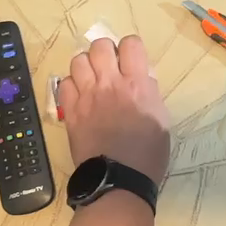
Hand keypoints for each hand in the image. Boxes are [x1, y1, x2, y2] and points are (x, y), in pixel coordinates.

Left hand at [58, 36, 171, 184]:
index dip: (131, 48)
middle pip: (100, 46)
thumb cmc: (148, 154)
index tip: (131, 60)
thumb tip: (142, 76)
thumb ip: (150, 93)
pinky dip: (72, 84)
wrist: (119, 181)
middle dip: (106, 51)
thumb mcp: (162, 119)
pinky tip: (80, 95)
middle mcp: (110, 84)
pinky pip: (64, 83)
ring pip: (78, 60)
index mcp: (137, 85)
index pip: (131, 44)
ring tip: (92, 78)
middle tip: (110, 66)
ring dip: (87, 65)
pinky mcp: (71, 111)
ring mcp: (87, 97)